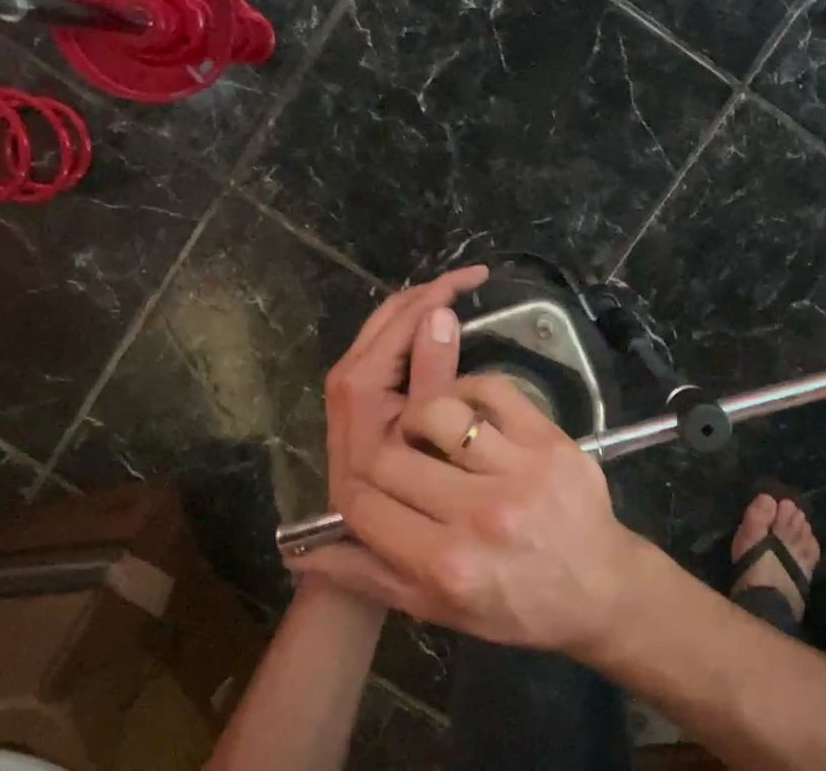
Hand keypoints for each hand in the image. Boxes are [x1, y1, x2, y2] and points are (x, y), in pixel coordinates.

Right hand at [292, 373, 648, 656]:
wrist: (600, 589)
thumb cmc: (515, 606)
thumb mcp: (439, 609)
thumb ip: (370, 576)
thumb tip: (300, 553)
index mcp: (447, 565)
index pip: (363, 506)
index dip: (354, 494)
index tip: (367, 492)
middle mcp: (480, 516)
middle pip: (390, 456)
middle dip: (382, 456)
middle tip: (397, 461)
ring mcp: (520, 471)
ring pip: (437, 410)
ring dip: (420, 416)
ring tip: (427, 432)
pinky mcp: (551, 439)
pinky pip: (491, 390)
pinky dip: (467, 391)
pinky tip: (466, 414)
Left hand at [322, 265, 488, 508]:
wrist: (360, 550)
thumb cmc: (404, 496)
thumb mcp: (428, 435)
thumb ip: (432, 375)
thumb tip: (440, 314)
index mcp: (360, 384)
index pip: (401, 318)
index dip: (440, 290)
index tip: (478, 276)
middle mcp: (347, 380)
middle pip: (387, 317)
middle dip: (429, 292)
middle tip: (472, 280)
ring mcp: (350, 391)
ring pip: (384, 329)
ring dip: (421, 309)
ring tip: (461, 296)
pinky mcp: (359, 402)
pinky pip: (386, 348)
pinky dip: (413, 331)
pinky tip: (440, 332)